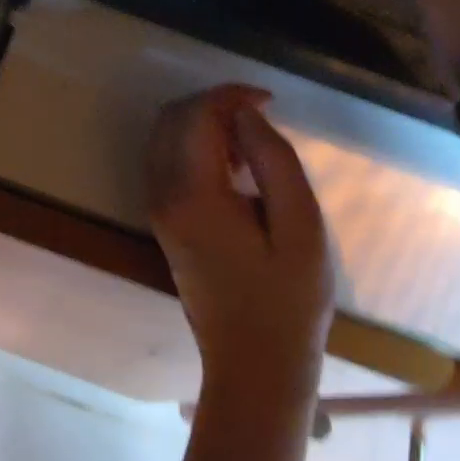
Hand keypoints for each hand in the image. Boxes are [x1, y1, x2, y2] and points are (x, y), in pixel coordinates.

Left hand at [146, 85, 334, 388]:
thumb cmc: (288, 300)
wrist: (255, 365)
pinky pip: (168, 160)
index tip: (270, 100)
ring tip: (252, 144)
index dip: (231, 95)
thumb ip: (274, 160)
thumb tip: (246, 113)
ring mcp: (158, 208)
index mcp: (193, 195)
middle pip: (172, 117)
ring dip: (203, 123)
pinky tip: (234, 167)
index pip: (196, 115)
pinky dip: (195, 145)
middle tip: (262, 117)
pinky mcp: (164, 221)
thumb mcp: (301, 226)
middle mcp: (163, 195)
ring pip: (165, 135)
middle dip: (214, 103)